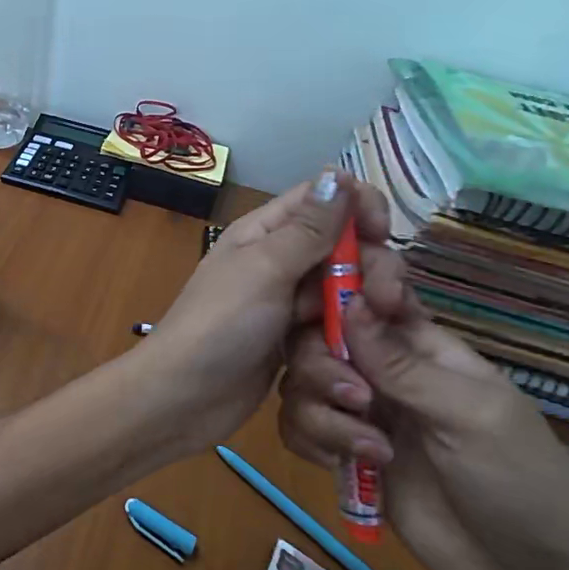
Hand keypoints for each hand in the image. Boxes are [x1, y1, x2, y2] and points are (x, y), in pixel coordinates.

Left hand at [137, 172, 389, 452]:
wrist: (184, 396)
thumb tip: (339, 173)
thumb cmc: (220, 325)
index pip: (322, 199)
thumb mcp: (264, 269)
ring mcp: (284, 302)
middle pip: (343, 246)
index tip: (382, 234)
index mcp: (261, 233)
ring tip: (374, 330)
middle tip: (384, 301)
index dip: (358, 206)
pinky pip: (333, 325)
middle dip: (370, 267)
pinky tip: (362, 351)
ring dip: (363, 306)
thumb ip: (307, 228)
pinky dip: (348, 334)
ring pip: (343, 288)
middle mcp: (275, 261)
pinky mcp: (293, 339)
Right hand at [278, 282, 568, 569]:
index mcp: (423, 347)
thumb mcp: (471, 415)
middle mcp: (382, 372)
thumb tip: (348, 302)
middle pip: (316, 340)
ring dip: (320, 415)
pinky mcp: (342, 452)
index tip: (320, 308)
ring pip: (299, 386)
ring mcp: (360, 413)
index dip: (339, 290)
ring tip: (368, 452)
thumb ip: (402, 363)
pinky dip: (310, 443)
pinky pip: (296, 428)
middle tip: (356, 402)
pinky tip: (341, 466)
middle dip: (322, 368)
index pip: (370, 296)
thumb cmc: (520, 483)